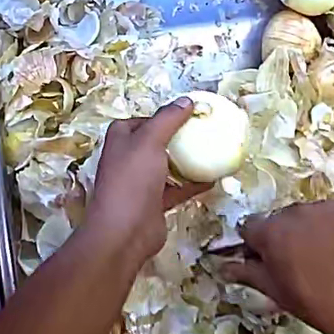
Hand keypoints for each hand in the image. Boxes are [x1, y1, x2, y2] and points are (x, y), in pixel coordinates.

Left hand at [75, 100, 200, 269]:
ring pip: (167, 165)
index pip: (144, 120)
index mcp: (121, 138)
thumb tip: (186, 100)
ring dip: (187, 161)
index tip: (189, 115)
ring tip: (211, 153)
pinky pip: (176, 188)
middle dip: (178, 138)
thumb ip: (168, 119)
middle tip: (204, 133)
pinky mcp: (153, 202)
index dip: (164, 117)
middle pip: (157, 141)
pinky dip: (192, 184)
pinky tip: (212, 180)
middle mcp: (128, 157)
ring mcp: (140, 181)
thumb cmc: (132, 179)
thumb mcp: (150, 140)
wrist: (124, 232)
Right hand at [221, 200, 333, 333]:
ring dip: (312, 231)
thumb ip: (251, 275)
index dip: (256, 245)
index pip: (250, 227)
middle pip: (281, 220)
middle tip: (302, 266)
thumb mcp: (282, 296)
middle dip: (286, 238)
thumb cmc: (327, 307)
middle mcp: (296, 211)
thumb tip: (224, 267)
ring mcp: (326, 206)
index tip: (267, 262)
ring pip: (309, 215)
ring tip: (331, 260)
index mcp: (272, 232)